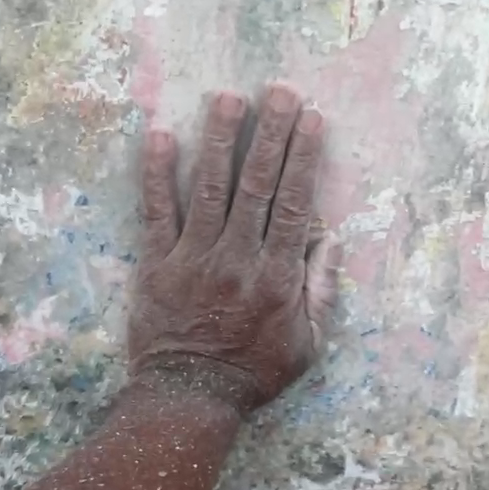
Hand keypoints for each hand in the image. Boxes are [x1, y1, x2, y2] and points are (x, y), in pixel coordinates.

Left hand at [128, 85, 338, 410]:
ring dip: (220, 140)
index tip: (311, 120)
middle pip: (257, 186)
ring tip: (227, 97)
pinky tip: (162, 136)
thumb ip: (322, 292)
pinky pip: (156, 213)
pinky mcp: (157, 265)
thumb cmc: (256, 373)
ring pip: (210, 189)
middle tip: (278, 91)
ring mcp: (195, 259)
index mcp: (278, 277)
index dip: (303, 158)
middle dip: (270, 134)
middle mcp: (238, 259)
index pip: (294, 205)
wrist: (190, 398)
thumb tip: (332, 241)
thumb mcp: (309, 344)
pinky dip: (157, 175)